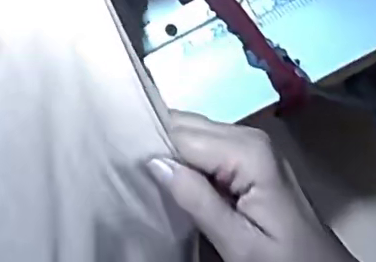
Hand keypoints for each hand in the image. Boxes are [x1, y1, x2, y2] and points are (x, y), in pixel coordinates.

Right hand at [148, 111, 353, 261]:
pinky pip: (207, 148)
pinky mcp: (250, 159)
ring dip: (172, 155)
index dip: (153, 149)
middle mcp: (247, 135)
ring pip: (193, 134)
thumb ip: (197, 201)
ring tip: (147, 179)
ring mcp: (250, 145)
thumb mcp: (242, 249)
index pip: (182, 134)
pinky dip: (188, 162)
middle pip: (186, 126)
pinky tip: (175, 184)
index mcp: (247, 150)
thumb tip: (153, 160)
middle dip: (159, 146)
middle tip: (131, 175)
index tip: (125, 167)